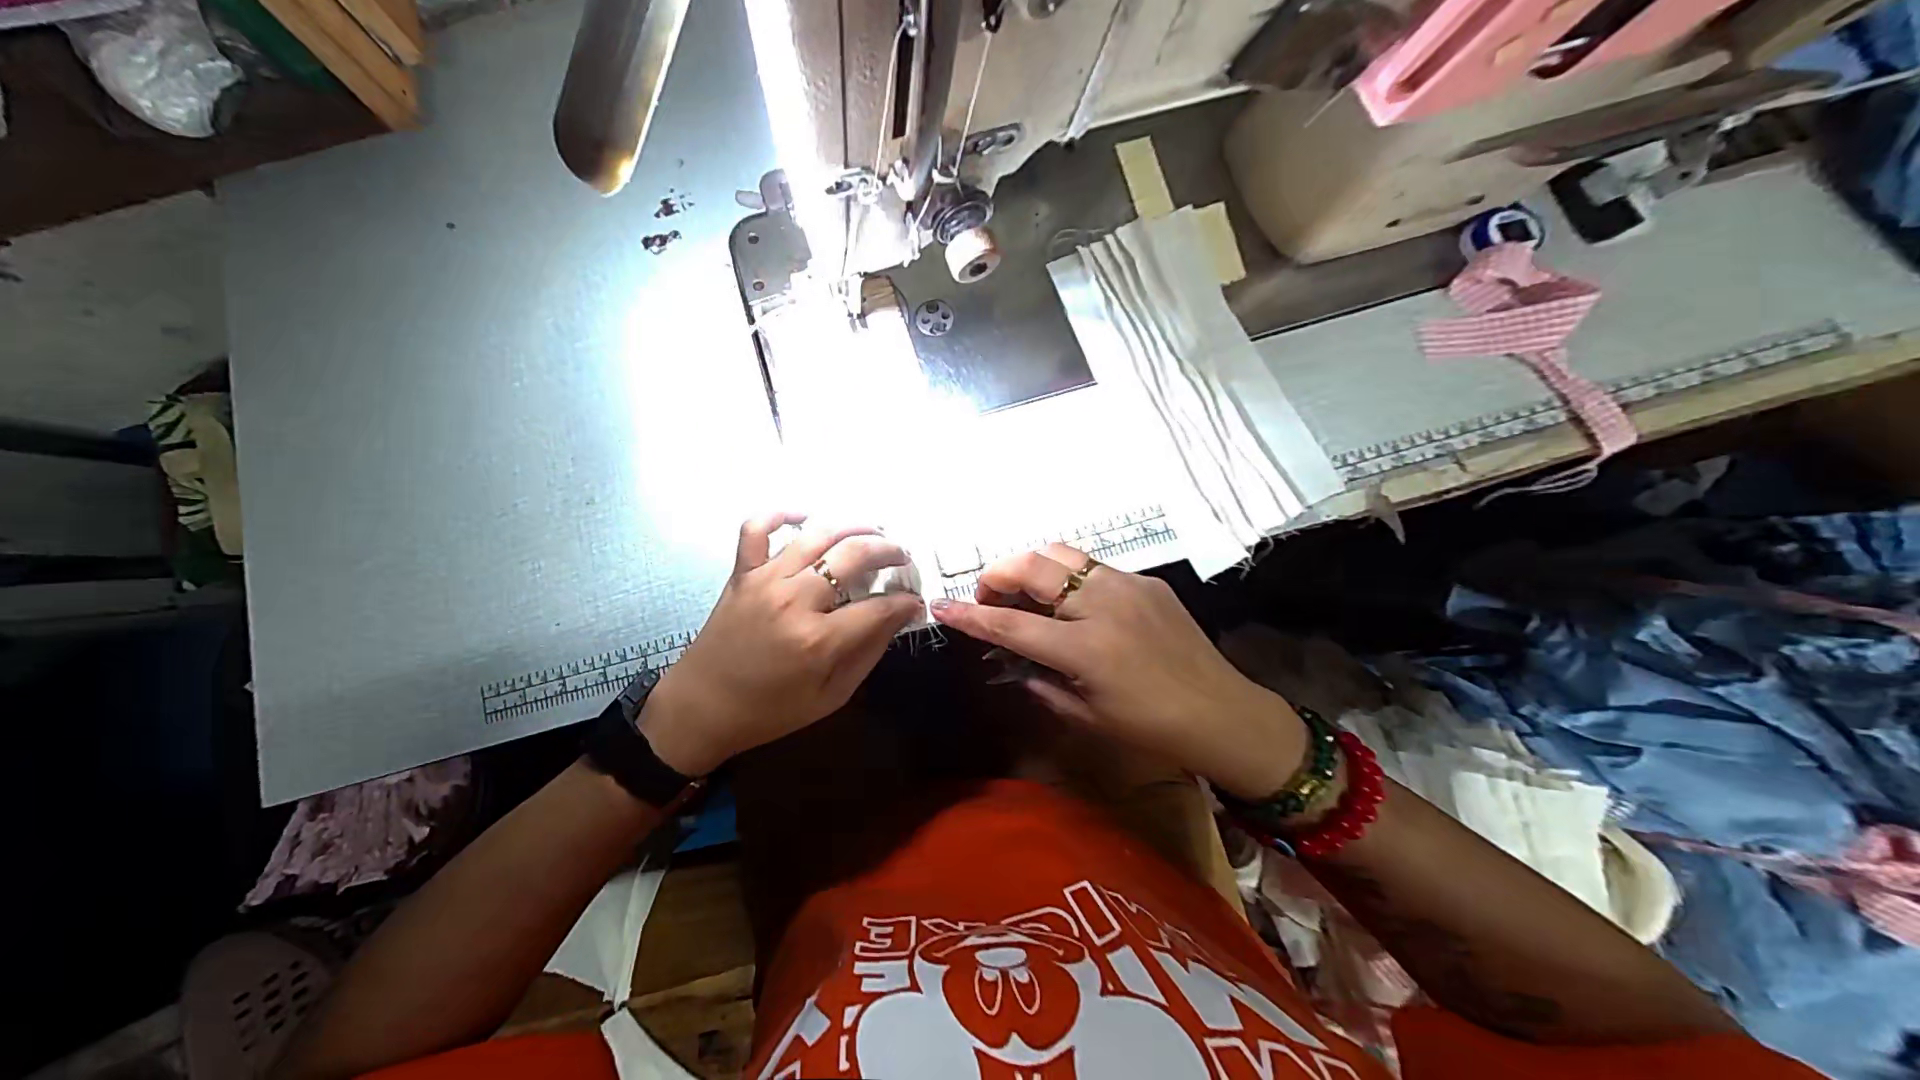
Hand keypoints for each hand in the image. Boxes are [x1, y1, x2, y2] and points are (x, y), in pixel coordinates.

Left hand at [637, 513, 923, 775]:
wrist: (702, 709)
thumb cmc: (771, 711)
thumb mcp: (832, 695)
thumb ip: (869, 652)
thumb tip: (900, 616)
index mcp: (819, 640)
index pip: (879, 607)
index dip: (905, 601)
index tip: (914, 602)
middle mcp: (794, 600)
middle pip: (854, 555)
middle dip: (889, 551)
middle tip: (902, 557)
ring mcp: (764, 581)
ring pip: (817, 535)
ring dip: (853, 527)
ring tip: (873, 532)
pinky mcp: (741, 574)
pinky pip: (756, 529)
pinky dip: (779, 514)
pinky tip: (804, 516)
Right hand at [929, 544, 1306, 798]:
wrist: (1223, 713)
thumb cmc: (1150, 727)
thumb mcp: (1086, 715)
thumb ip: (1040, 682)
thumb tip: (1012, 659)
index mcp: (1083, 647)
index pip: (1011, 623)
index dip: (970, 614)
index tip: (941, 607)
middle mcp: (1101, 604)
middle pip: (1032, 566)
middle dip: (998, 575)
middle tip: (991, 598)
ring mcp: (1127, 585)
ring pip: (1061, 552)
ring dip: (1032, 566)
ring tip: (1028, 593)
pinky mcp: (1147, 581)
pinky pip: (1094, 566)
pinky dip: (1069, 576)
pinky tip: (1075, 603)